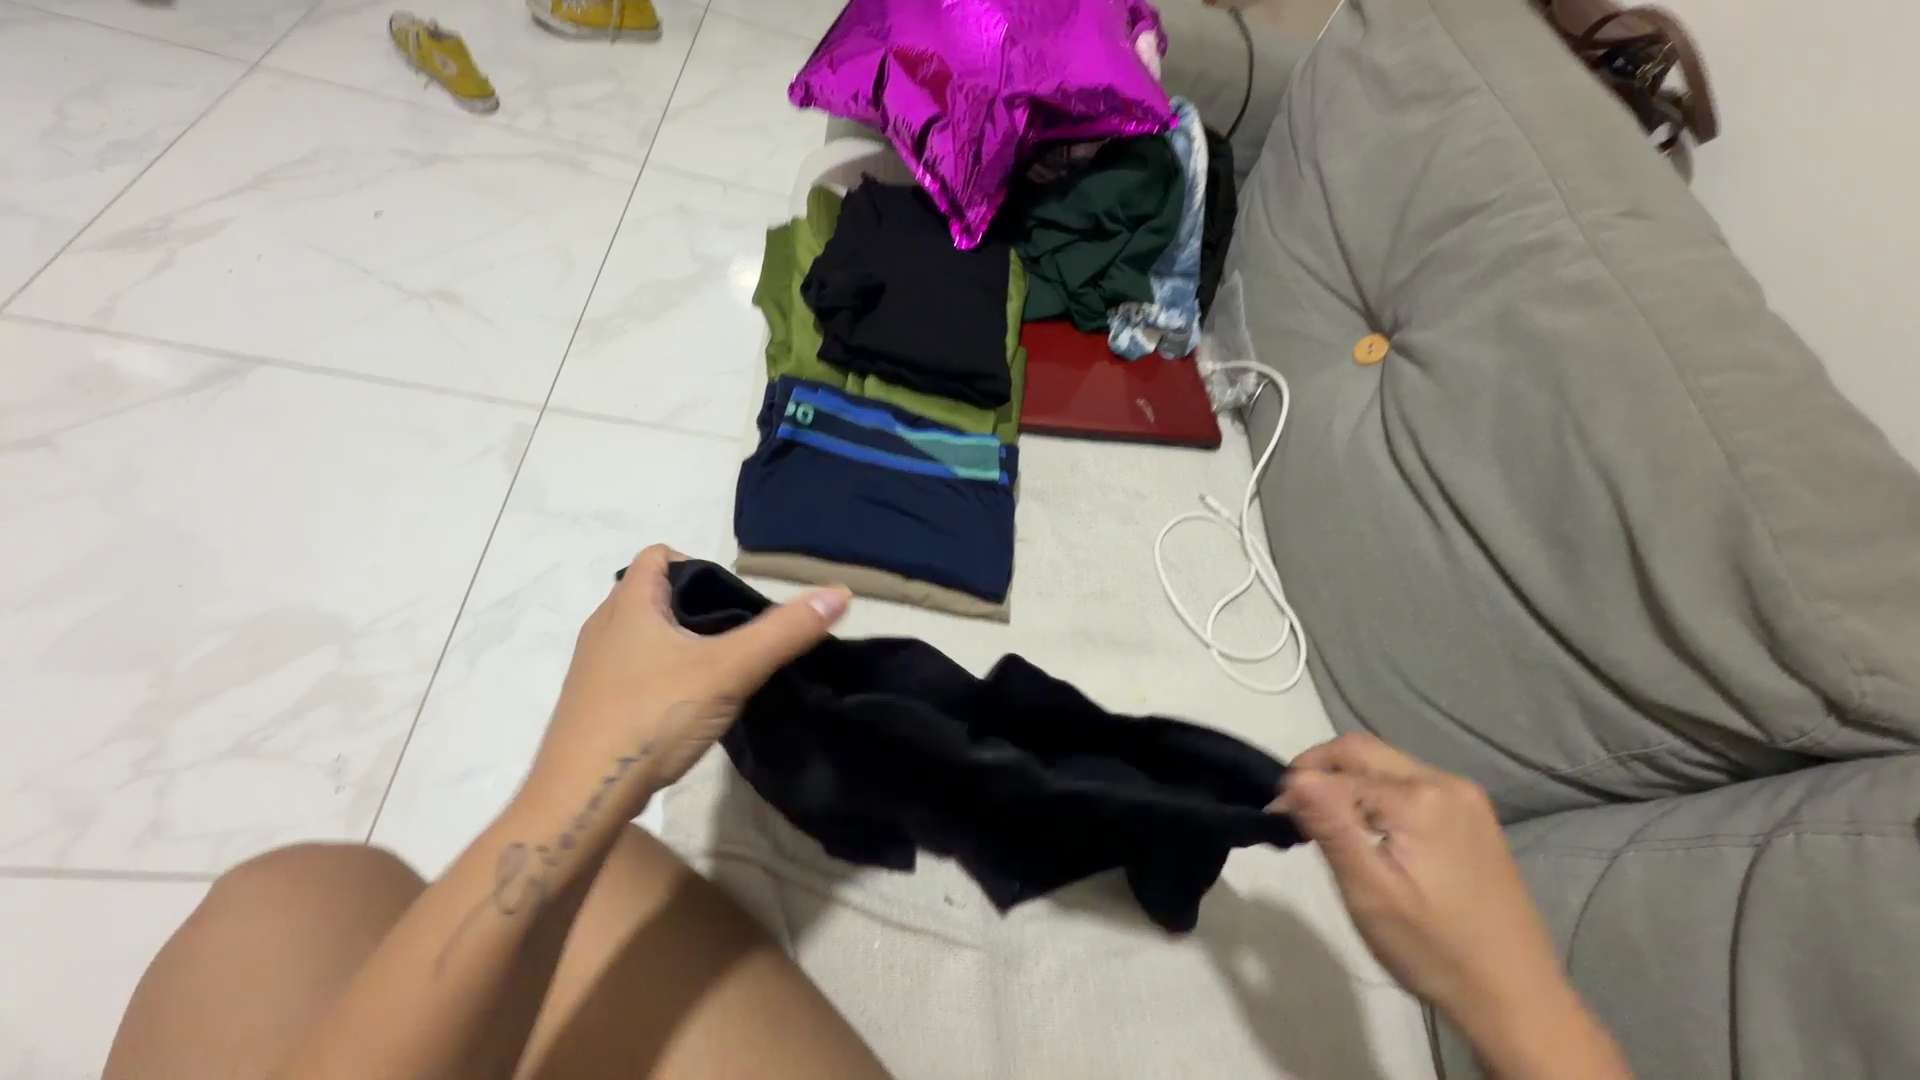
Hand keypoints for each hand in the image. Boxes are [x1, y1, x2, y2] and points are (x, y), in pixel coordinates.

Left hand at [528, 545, 849, 815]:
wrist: (582, 797)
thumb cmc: (652, 716)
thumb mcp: (729, 670)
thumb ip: (784, 632)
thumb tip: (839, 594)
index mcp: (629, 605)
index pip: (659, 555)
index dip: (698, 563)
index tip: (733, 598)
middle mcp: (604, 627)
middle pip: (655, 594)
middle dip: (698, 606)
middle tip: (738, 636)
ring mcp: (594, 668)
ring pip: (646, 635)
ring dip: (682, 642)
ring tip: (721, 671)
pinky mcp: (595, 703)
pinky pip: (635, 669)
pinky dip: (664, 674)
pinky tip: (688, 706)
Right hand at [1271, 734, 1563, 1025]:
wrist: (1517, 998)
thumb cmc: (1434, 949)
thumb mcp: (1370, 892)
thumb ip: (1331, 826)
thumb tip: (1293, 777)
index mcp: (1421, 797)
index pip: (1338, 773)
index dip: (1299, 788)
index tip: (1274, 816)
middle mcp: (1447, 782)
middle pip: (1364, 752)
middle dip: (1320, 769)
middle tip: (1293, 807)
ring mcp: (1466, 799)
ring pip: (1387, 766)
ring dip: (1348, 781)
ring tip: (1326, 822)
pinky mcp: (1473, 817)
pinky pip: (1411, 784)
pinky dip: (1377, 795)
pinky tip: (1368, 830)